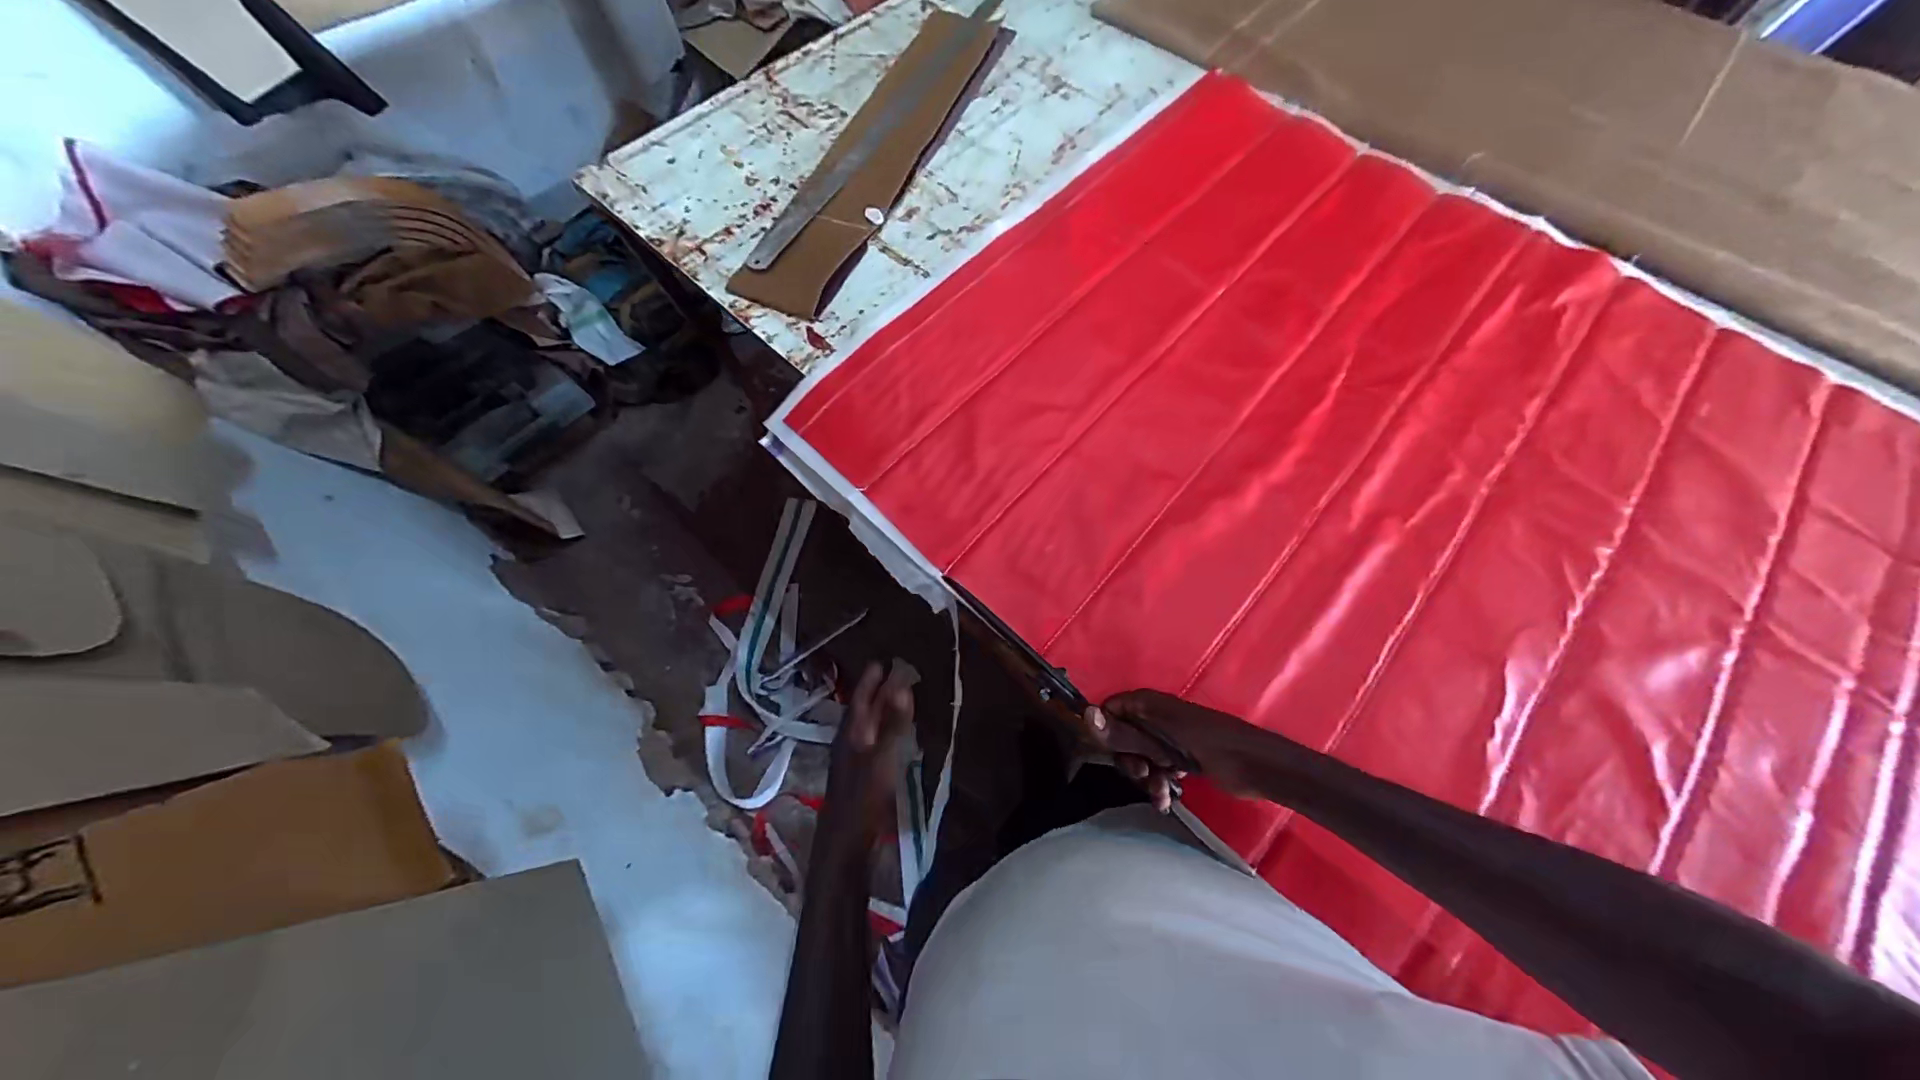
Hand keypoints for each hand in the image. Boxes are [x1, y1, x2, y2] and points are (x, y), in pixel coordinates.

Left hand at [827, 659, 916, 838]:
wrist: (845, 842)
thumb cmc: (864, 797)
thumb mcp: (883, 758)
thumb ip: (894, 723)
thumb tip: (903, 685)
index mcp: (852, 733)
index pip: (862, 698)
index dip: (872, 680)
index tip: (883, 660)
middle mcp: (849, 742)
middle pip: (864, 710)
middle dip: (877, 691)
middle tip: (893, 673)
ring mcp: (852, 760)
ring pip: (867, 726)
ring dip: (880, 710)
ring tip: (896, 698)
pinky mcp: (860, 776)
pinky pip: (872, 741)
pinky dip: (883, 730)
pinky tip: (893, 737)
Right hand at [1077, 689, 1260, 811]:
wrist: (1256, 767)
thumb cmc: (1209, 746)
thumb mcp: (1162, 743)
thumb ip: (1123, 733)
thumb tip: (1085, 714)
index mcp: (1147, 703)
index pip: (1109, 711)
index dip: (1106, 733)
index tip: (1112, 754)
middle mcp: (1154, 715)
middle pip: (1122, 737)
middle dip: (1129, 761)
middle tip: (1142, 773)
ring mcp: (1168, 737)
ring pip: (1140, 757)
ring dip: (1146, 778)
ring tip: (1161, 794)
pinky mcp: (1180, 756)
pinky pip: (1158, 769)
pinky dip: (1159, 784)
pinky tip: (1167, 799)